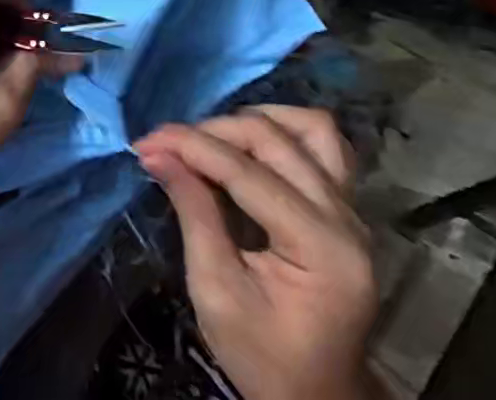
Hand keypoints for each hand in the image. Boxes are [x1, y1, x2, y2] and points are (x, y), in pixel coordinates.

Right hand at [136, 106, 378, 399]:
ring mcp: (353, 212)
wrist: (318, 396)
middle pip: (276, 140)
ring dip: (252, 122)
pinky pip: (323, 146)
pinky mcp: (345, 209)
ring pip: (309, 129)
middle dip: (210, 132)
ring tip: (208, 140)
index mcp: (321, 249)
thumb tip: (156, 153)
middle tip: (163, 146)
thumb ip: (193, 213)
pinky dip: (280, 131)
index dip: (189, 146)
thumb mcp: (215, 290)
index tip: (141, 143)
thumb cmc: (263, 355)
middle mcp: (347, 221)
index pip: (247, 172)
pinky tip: (245, 145)